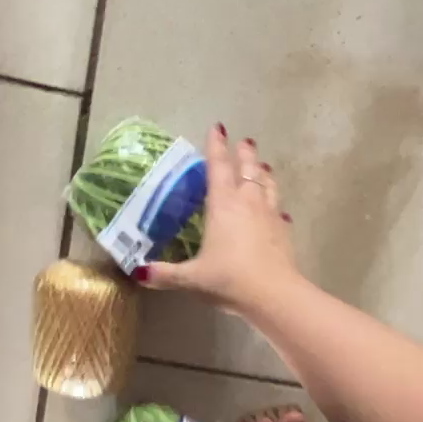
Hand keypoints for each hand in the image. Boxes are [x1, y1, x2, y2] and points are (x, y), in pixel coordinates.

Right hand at [135, 124, 299, 310]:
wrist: (273, 294)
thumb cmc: (229, 279)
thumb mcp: (192, 278)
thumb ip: (166, 274)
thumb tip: (138, 273)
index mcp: (223, 205)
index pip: (218, 167)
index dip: (216, 147)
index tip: (217, 128)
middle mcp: (248, 203)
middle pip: (248, 169)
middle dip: (244, 154)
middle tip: (244, 141)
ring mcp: (269, 215)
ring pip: (267, 185)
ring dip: (263, 173)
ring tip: (262, 165)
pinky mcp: (284, 231)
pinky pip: (279, 210)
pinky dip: (275, 204)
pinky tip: (277, 209)